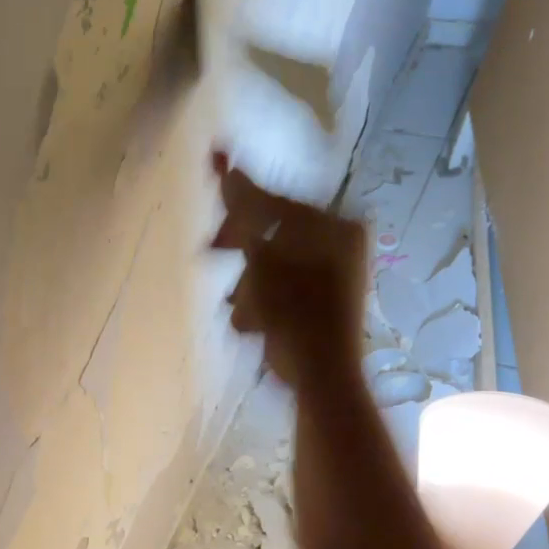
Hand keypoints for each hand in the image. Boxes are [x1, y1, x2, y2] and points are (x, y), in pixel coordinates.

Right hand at [209, 151, 369, 388]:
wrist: (323, 380)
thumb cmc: (297, 319)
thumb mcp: (265, 264)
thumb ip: (245, 216)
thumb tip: (225, 167)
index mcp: (337, 228)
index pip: (279, 204)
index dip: (240, 199)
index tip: (208, 183)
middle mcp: (340, 246)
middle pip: (276, 234)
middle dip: (243, 253)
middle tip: (214, 254)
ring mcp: (333, 277)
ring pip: (274, 265)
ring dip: (249, 284)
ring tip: (243, 309)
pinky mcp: (320, 305)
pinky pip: (282, 289)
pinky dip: (263, 302)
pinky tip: (255, 322)